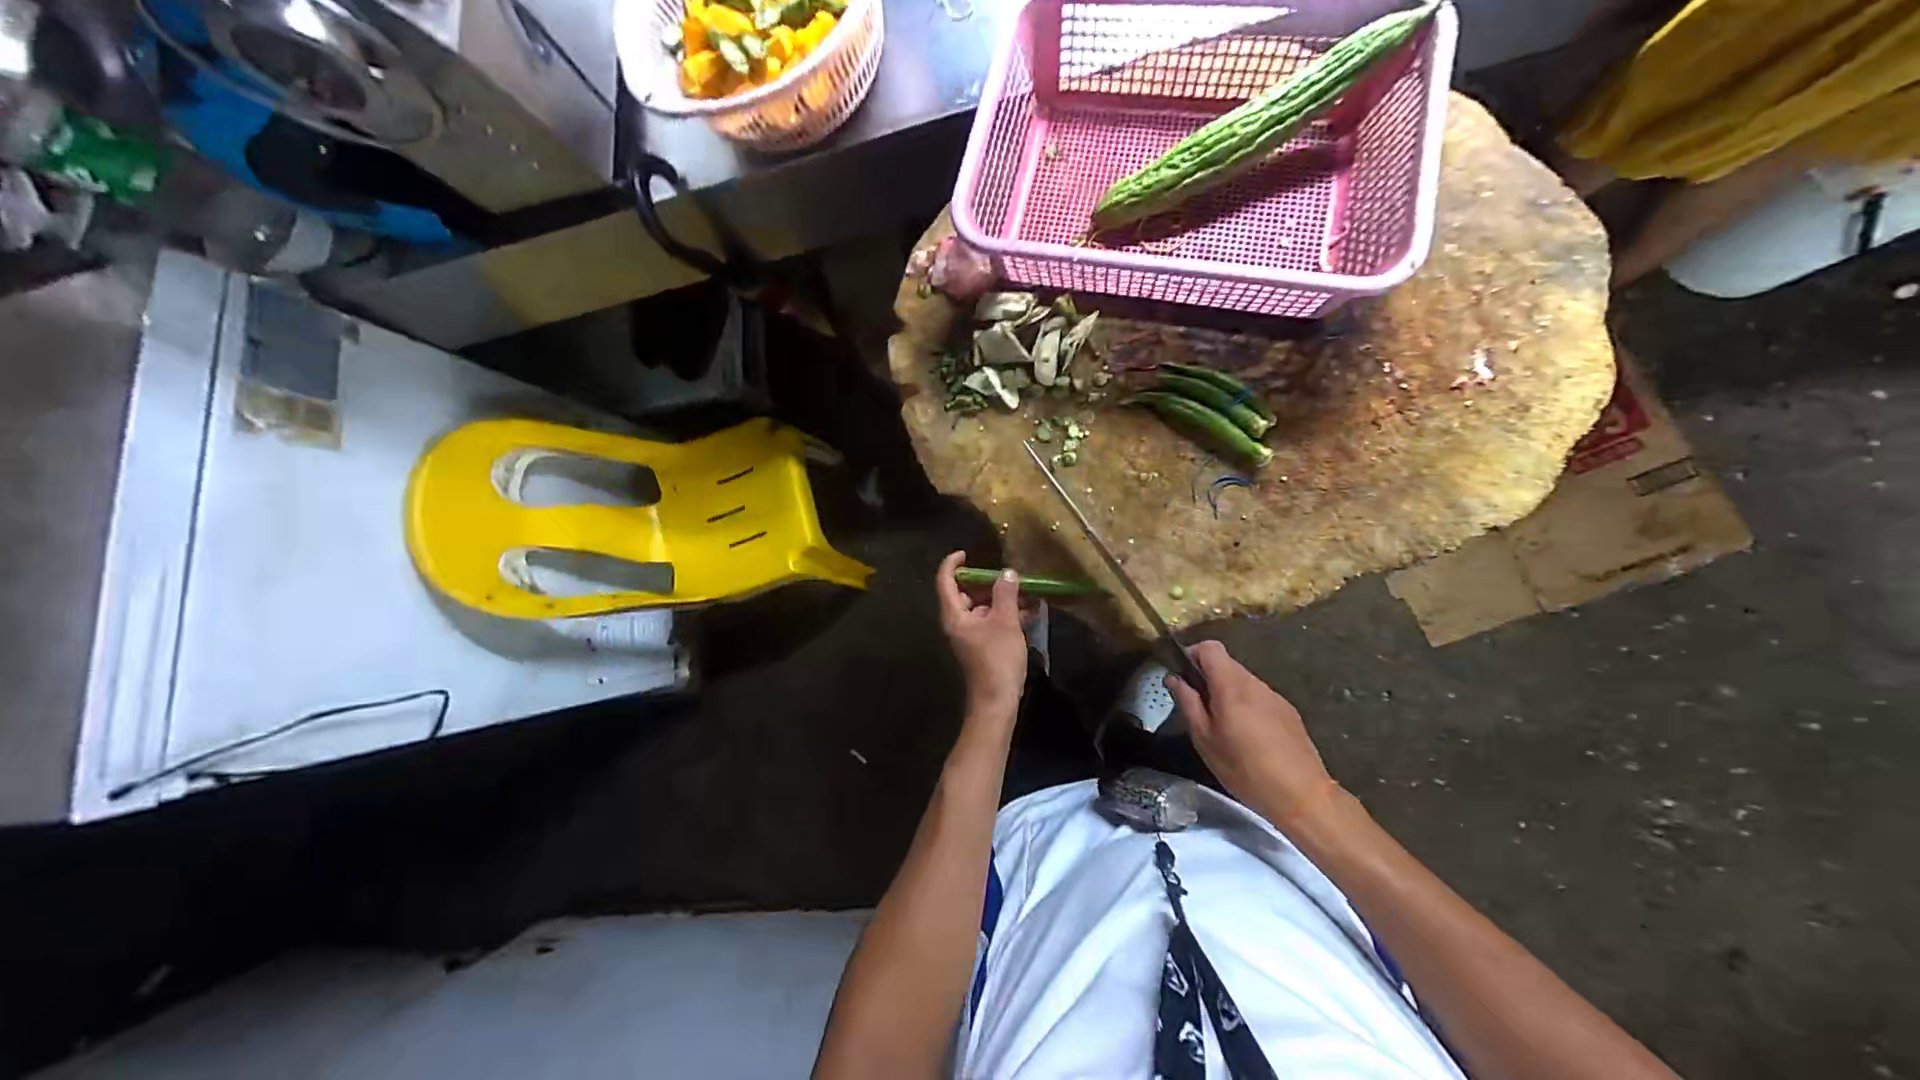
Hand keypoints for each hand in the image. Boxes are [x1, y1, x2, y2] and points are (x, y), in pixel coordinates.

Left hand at [935, 551, 1028, 721]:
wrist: (997, 701)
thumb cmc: (997, 659)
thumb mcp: (1005, 622)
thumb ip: (1005, 594)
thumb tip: (1007, 573)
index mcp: (954, 615)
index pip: (945, 580)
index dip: (953, 563)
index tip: (967, 552)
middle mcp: (957, 622)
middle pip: (966, 593)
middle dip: (989, 584)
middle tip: (1012, 577)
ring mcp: (969, 635)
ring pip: (983, 608)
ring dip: (1003, 600)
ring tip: (1029, 595)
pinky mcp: (982, 646)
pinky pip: (991, 622)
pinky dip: (1006, 616)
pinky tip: (1030, 613)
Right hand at [1166, 641, 1335, 827]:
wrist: (1301, 794)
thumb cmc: (1244, 768)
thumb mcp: (1204, 739)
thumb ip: (1188, 703)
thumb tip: (1174, 678)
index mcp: (1231, 685)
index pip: (1210, 647)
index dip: (1192, 655)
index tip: (1184, 677)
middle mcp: (1255, 683)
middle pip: (1226, 664)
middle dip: (1208, 678)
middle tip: (1199, 709)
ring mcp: (1275, 696)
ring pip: (1243, 682)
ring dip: (1228, 694)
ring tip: (1223, 727)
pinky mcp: (1288, 711)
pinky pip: (1259, 697)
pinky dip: (1247, 706)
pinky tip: (1249, 737)